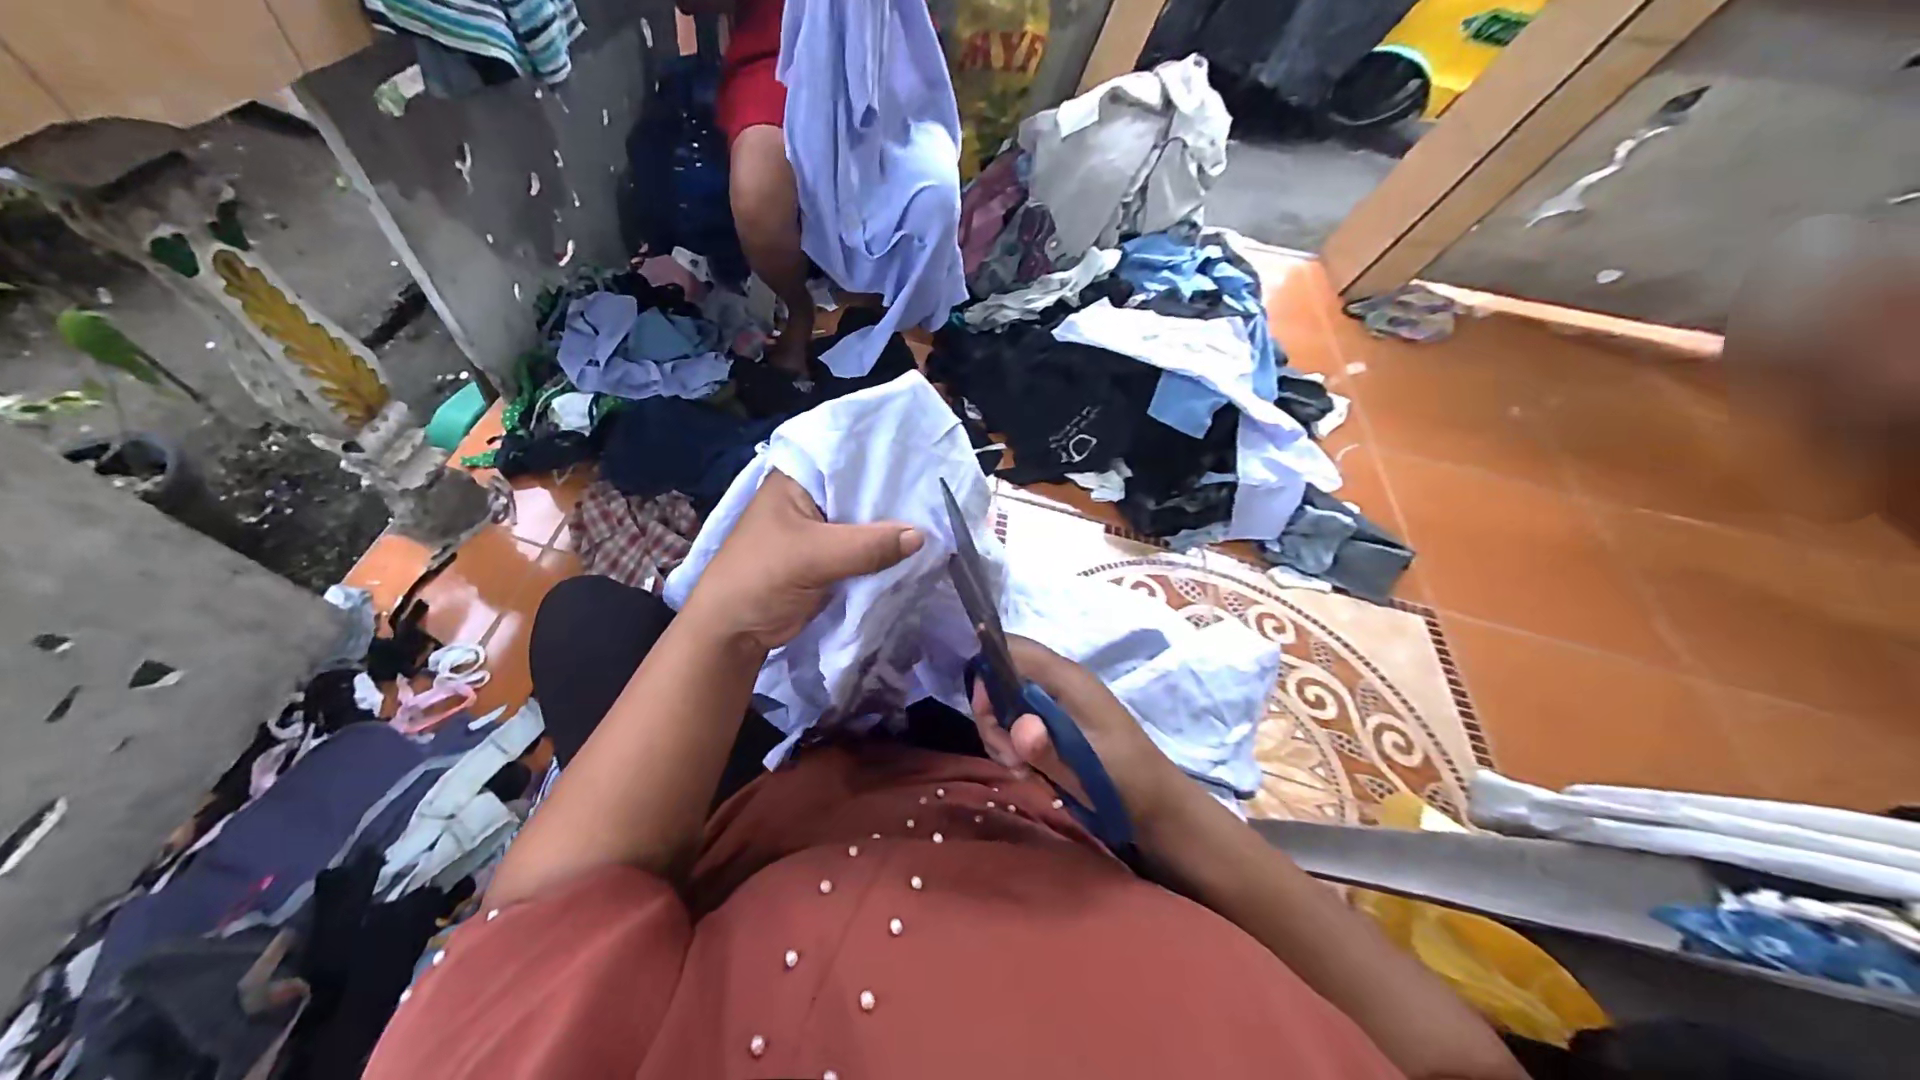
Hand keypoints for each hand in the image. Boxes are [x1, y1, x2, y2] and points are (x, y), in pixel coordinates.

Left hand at [681, 471, 923, 651]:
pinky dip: (885, 550)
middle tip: (939, 493)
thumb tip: (921, 536)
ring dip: (893, 526)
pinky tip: (916, 546)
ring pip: (867, 519)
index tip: (926, 461)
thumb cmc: (759, 579)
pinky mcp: (831, 554)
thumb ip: (867, 546)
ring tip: (937, 518)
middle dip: (896, 496)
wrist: (734, 632)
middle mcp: (812, 494)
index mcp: (798, 477)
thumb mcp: (812, 557)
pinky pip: (866, 546)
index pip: (849, 454)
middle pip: (863, 488)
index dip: (885, 458)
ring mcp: (822, 526)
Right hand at [967, 636, 1186, 826]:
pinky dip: (1015, 744)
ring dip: (1003, 735)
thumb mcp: (1081, 769)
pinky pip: (1021, 721)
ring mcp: (1059, 702)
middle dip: (993, 715)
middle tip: (1008, 755)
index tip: (986, 713)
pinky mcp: (1058, 722)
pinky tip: (1026, 769)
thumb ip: (1046, 747)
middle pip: (1002, 678)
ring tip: (1020, 768)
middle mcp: (1059, 682)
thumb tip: (1018, 726)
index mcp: (1067, 678)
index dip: (988, 672)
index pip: (1012, 648)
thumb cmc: (1122, 780)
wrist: (1157, 805)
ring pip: (1008, 704)